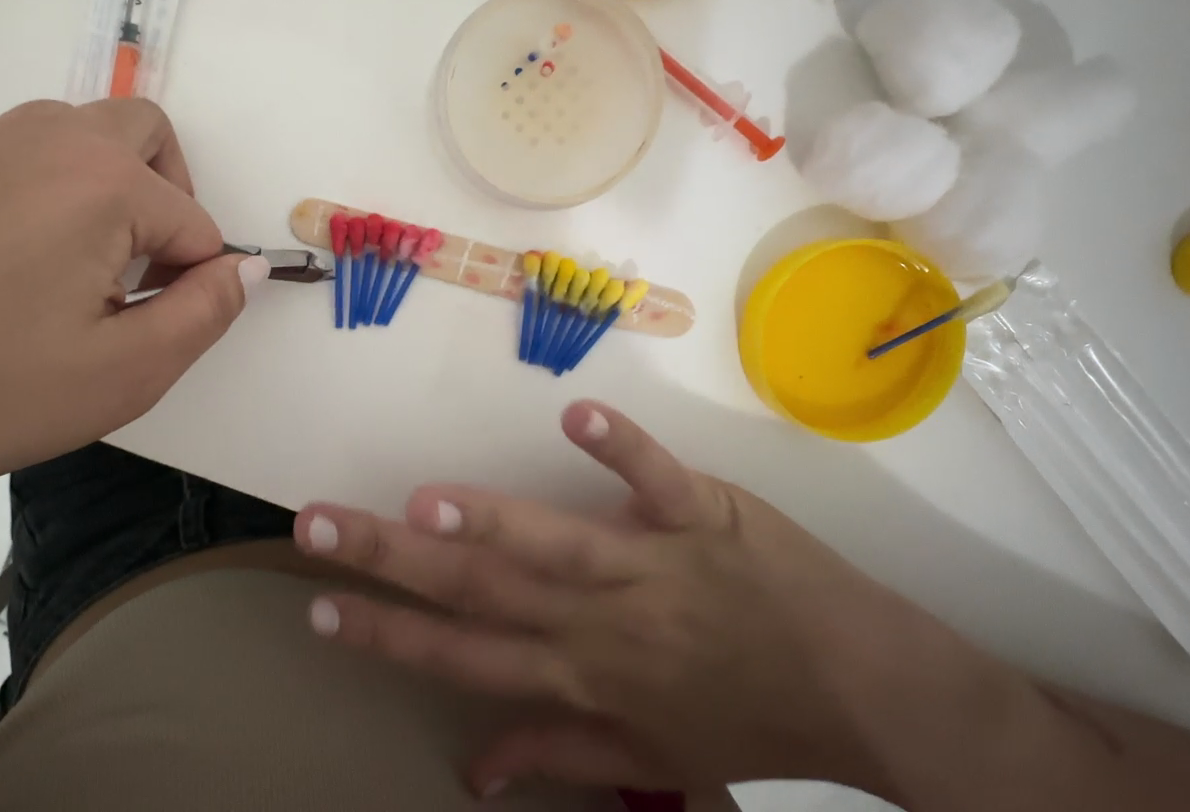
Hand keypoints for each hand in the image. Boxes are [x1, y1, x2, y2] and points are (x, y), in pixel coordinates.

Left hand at [0, 99, 266, 507]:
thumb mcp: (116, 376)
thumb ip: (203, 315)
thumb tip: (246, 269)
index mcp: (101, 179)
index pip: (196, 222)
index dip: (196, 285)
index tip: (157, 340)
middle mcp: (43, 135)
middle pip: (146, 138)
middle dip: (169, 202)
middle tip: (139, 284)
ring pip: (79, 141)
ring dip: (108, 195)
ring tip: (74, 284)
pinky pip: (20, 160)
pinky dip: (48, 199)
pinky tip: (5, 277)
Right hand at [293, 401, 996, 799]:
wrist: (871, 694)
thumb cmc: (748, 724)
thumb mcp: (648, 760)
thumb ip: (554, 750)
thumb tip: (468, 772)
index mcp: (581, 673)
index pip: (462, 655)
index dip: (385, 635)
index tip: (318, 609)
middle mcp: (600, 622)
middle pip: (481, 588)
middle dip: (391, 560)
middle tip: (319, 525)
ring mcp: (653, 565)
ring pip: (558, 543)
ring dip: (492, 520)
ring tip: (424, 501)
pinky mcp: (706, 517)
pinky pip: (658, 482)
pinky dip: (621, 452)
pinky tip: (576, 417)